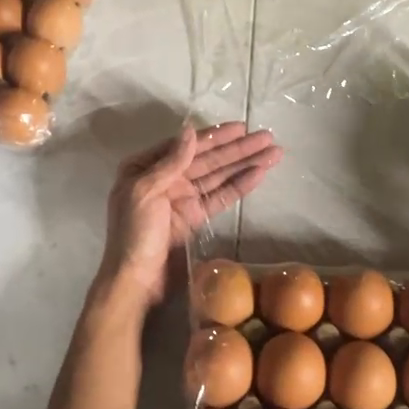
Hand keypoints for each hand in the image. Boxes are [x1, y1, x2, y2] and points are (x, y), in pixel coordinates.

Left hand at [99, 121, 283, 306]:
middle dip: (238, 148)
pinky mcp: (196, 218)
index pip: (187, 145)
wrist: (135, 280)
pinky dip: (240, 185)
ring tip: (274, 153)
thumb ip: (171, 161)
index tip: (242, 127)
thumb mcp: (146, 192)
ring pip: (219, 176)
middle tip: (267, 137)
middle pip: (208, 159)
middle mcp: (167, 178)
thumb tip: (190, 130)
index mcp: (147, 167)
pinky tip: (260, 174)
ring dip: (245, 164)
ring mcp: (183, 199)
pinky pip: (221, 197)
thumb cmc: (133, 233)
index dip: (216, 136)